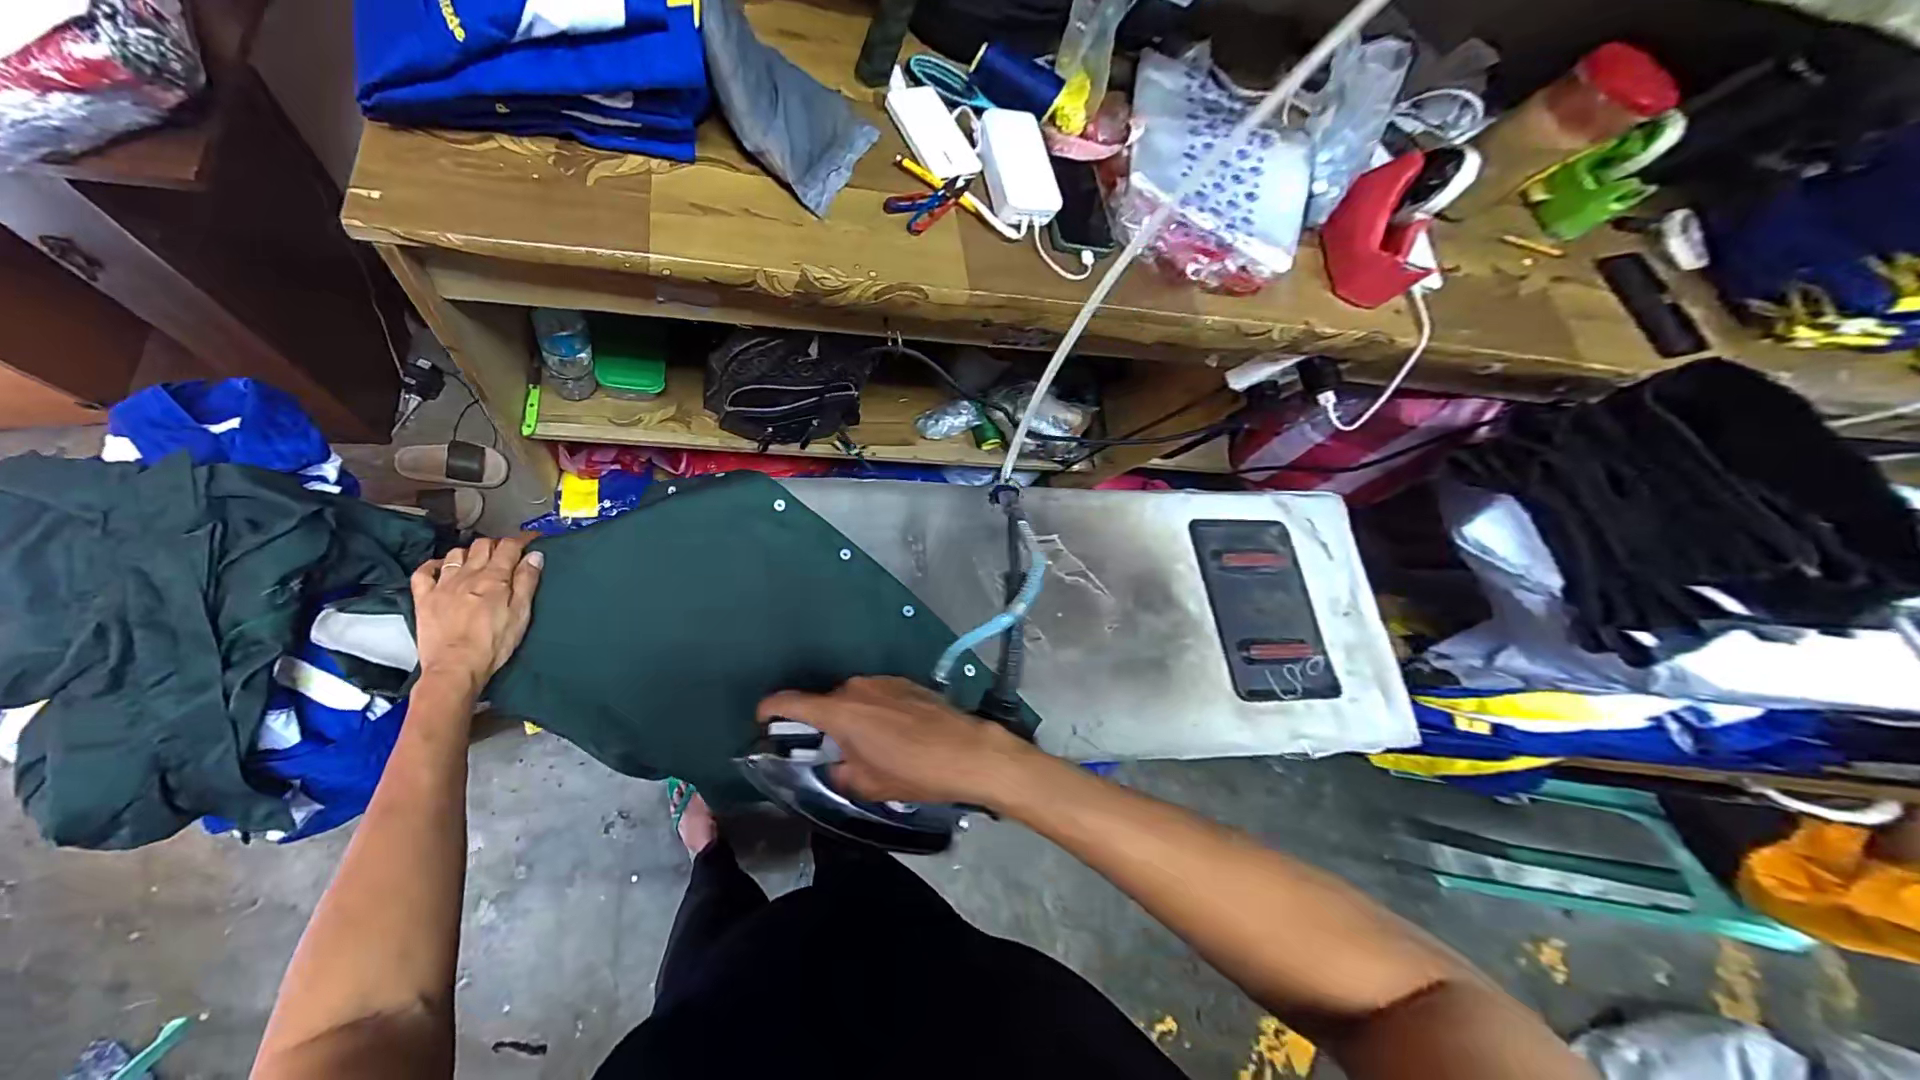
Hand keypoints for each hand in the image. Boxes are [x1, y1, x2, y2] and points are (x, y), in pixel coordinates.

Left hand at [411, 536, 542, 691]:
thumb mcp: (521, 613)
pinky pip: (423, 572)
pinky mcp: (423, 598)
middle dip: (497, 544)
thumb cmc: (495, 643)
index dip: (522, 540)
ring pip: (455, 554)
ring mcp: (442, 584)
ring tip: (477, 561)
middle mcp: (468, 574)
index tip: (532, 539)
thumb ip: (527, 582)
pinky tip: (440, 567)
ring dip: (469, 553)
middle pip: (482, 546)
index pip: (509, 547)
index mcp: (495, 578)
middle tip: (507, 554)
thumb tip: (534, 555)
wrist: (455, 667)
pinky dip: (433, 565)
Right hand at [756, 676, 1044, 807]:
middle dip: (821, 724)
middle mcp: (859, 687)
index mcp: (840, 711)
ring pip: (855, 698)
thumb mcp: (868, 784)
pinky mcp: (909, 684)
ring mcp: (886, 682)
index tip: (761, 718)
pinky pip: (879, 696)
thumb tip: (837, 766)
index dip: (771, 708)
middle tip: (826, 750)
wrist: (970, 752)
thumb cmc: (914, 771)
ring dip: (852, 718)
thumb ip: (841, 773)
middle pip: (826, 701)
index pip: (792, 702)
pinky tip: (893, 735)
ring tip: (868, 746)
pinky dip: (875, 712)